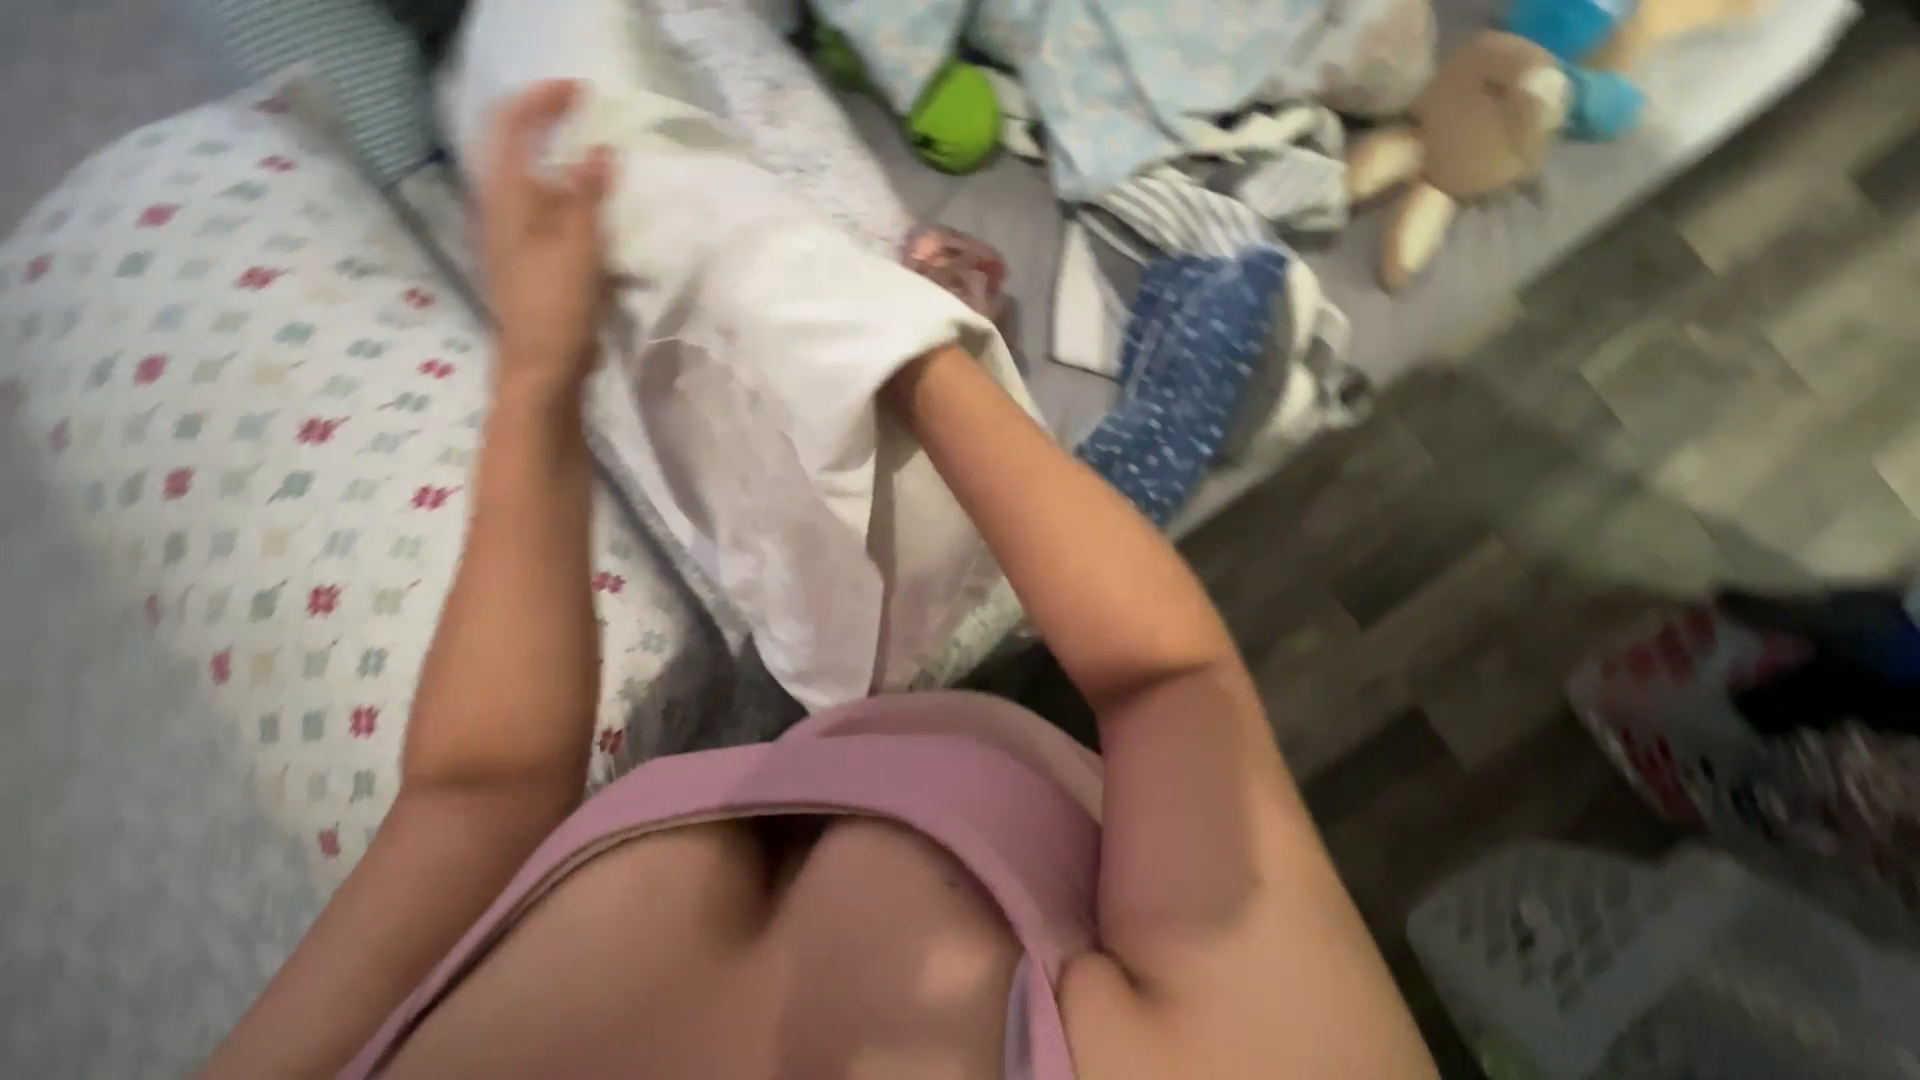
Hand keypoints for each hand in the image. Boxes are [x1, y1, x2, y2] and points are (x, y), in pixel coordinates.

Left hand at [477, 80, 615, 401]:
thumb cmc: (555, 306)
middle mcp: (499, 212)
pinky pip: (549, 219)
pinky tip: (598, 220)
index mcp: (504, 199)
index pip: (512, 126)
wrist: (540, 370)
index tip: (581, 92)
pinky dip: (572, 206)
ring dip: (565, 171)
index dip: (542, 100)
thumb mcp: (577, 245)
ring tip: (603, 169)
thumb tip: (598, 153)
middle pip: (518, 153)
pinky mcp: (530, 267)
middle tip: (593, 125)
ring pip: (535, 189)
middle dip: (552, 132)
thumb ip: (586, 195)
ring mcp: (512, 242)